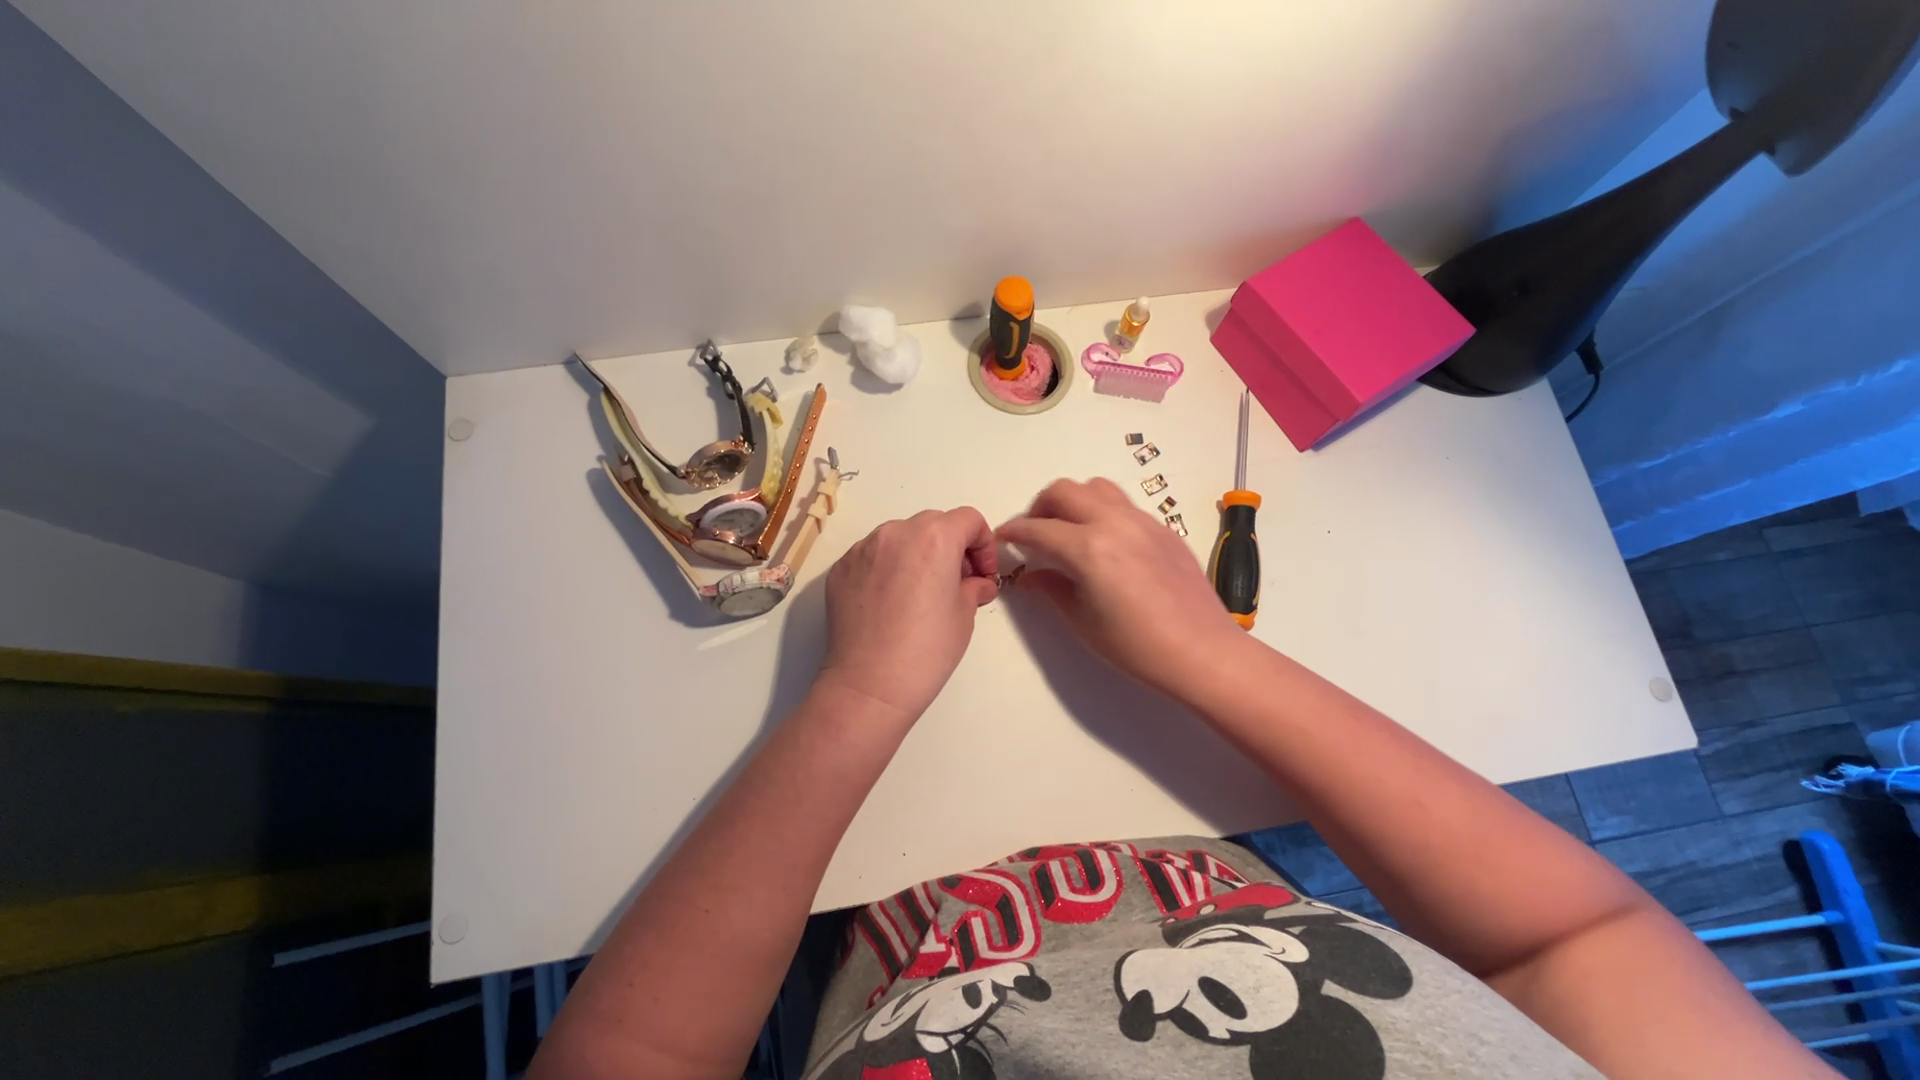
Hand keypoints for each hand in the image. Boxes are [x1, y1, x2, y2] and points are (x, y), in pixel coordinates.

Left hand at [815, 508, 999, 724]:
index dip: (983, 544)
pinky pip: (872, 556)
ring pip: (899, 537)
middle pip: (933, 523)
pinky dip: (887, 568)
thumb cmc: (926, 651)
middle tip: (956, 582)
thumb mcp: (963, 617)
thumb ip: (973, 588)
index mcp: (934, 538)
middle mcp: (895, 533)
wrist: (869, 685)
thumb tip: (976, 584)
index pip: (968, 519)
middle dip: (951, 546)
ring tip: (920, 592)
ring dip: (916, 554)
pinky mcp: (840, 569)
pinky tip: (890, 603)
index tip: (982, 575)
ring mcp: (863, 549)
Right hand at [998, 478, 1244, 694]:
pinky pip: (1124, 505)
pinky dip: (1103, 512)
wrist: (1202, 651)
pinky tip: (1106, 544)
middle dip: (1040, 507)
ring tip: (1069, 530)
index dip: (1014, 532)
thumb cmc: (1136, 646)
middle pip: (1064, 491)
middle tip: (1034, 533)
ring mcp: (1143, 521)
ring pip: (1096, 488)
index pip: (1038, 528)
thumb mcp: (1083, 622)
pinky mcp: (1164, 529)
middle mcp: (1113, 523)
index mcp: (1088, 548)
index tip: (1003, 538)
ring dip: (1074, 501)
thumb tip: (1031, 576)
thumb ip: (1052, 589)